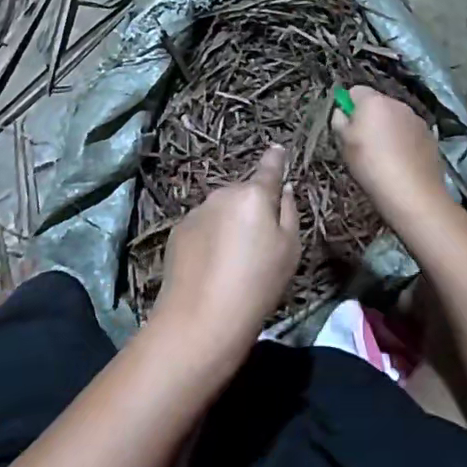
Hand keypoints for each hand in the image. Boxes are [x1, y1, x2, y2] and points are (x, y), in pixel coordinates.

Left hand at [151, 145, 300, 364]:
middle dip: (251, 206)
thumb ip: (288, 213)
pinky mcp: (177, 231)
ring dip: (229, 223)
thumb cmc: (257, 283)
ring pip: (220, 210)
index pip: (268, 168)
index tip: (278, 149)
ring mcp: (196, 212)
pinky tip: (212, 265)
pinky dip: (210, 237)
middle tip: (260, 240)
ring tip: (234, 260)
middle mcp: (221, 194)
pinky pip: (202, 227)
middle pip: (243, 194)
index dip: (276, 159)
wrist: (201, 317)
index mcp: (253, 195)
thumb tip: (282, 189)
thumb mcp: (289, 250)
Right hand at [330, 85, 449, 223]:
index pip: (356, 90)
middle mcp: (398, 104)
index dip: (348, 106)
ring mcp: (417, 120)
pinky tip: (401, 163)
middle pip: (378, 104)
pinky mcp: (430, 137)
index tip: (347, 127)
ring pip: (396, 118)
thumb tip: (342, 112)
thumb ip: (339, 121)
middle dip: (370, 118)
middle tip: (363, 144)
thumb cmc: (370, 164)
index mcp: (374, 102)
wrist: (412, 192)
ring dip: (389, 129)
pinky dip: (404, 142)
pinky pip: (410, 133)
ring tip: (384, 156)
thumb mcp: (344, 143)